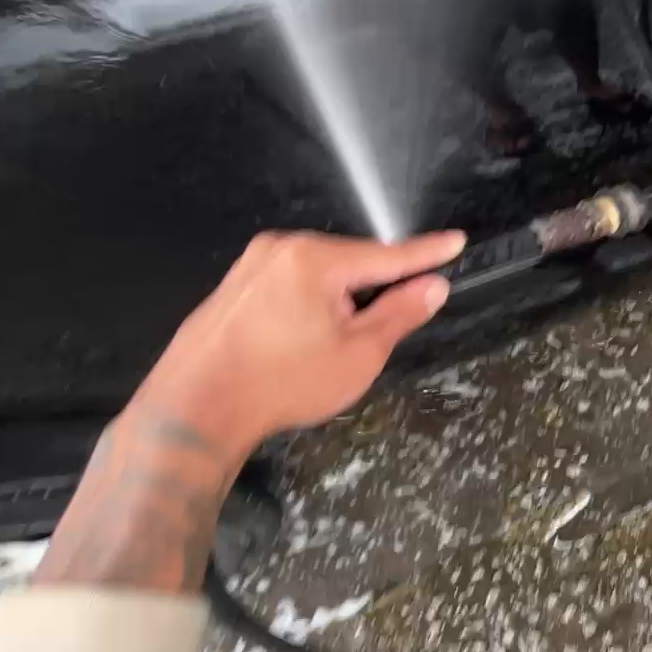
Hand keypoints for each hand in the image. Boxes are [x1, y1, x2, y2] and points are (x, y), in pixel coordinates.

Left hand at [134, 230, 465, 455]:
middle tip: (396, 320)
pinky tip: (313, 336)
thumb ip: (401, 312)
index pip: (390, 255)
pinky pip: (296, 282)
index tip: (457, 241)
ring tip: (349, 337)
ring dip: (349, 295)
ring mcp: (252, 266)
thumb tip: (433, 285)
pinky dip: (319, 300)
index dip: (429, 253)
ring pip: (326, 273)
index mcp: (315, 261)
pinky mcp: (236, 287)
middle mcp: (281, 250)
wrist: (194, 410)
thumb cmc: (286, 381)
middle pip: (356, 261)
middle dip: (381, 284)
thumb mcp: (361, 352)